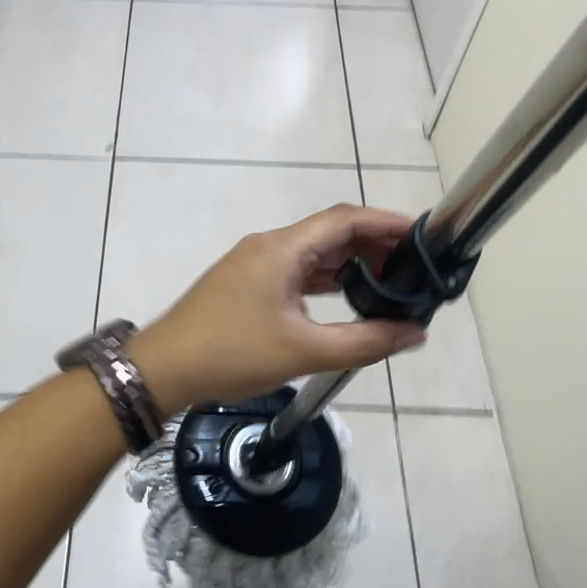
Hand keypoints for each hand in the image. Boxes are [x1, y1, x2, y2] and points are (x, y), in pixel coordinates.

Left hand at [129, 204, 429, 412]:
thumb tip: (415, 332)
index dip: (386, 223)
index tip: (423, 237)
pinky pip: (295, 270)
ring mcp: (254, 264)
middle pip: (330, 232)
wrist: (163, 368)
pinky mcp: (245, 284)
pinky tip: (346, 299)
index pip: (344, 219)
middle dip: (373, 245)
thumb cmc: (232, 353)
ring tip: (389, 284)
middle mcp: (269, 246)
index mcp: (282, 249)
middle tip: (413, 268)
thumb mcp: (304, 351)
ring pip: (312, 253)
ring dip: (349, 264)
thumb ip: (365, 341)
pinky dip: (325, 279)